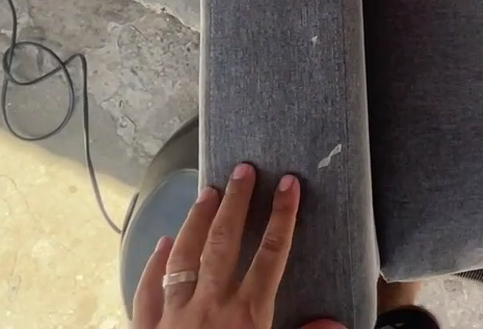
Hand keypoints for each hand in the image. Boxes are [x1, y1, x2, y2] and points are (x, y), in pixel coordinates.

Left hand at [131, 163, 342, 328]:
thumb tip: (335, 323)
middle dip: (237, 202)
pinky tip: (162, 244)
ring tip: (208, 191)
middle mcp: (210, 308)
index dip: (283, 215)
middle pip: (226, 242)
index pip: (272, 253)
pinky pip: (147, 293)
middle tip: (244, 169)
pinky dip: (154, 265)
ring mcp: (173, 320)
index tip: (290, 182)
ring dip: (198, 221)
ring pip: (185, 257)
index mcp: (247, 316)